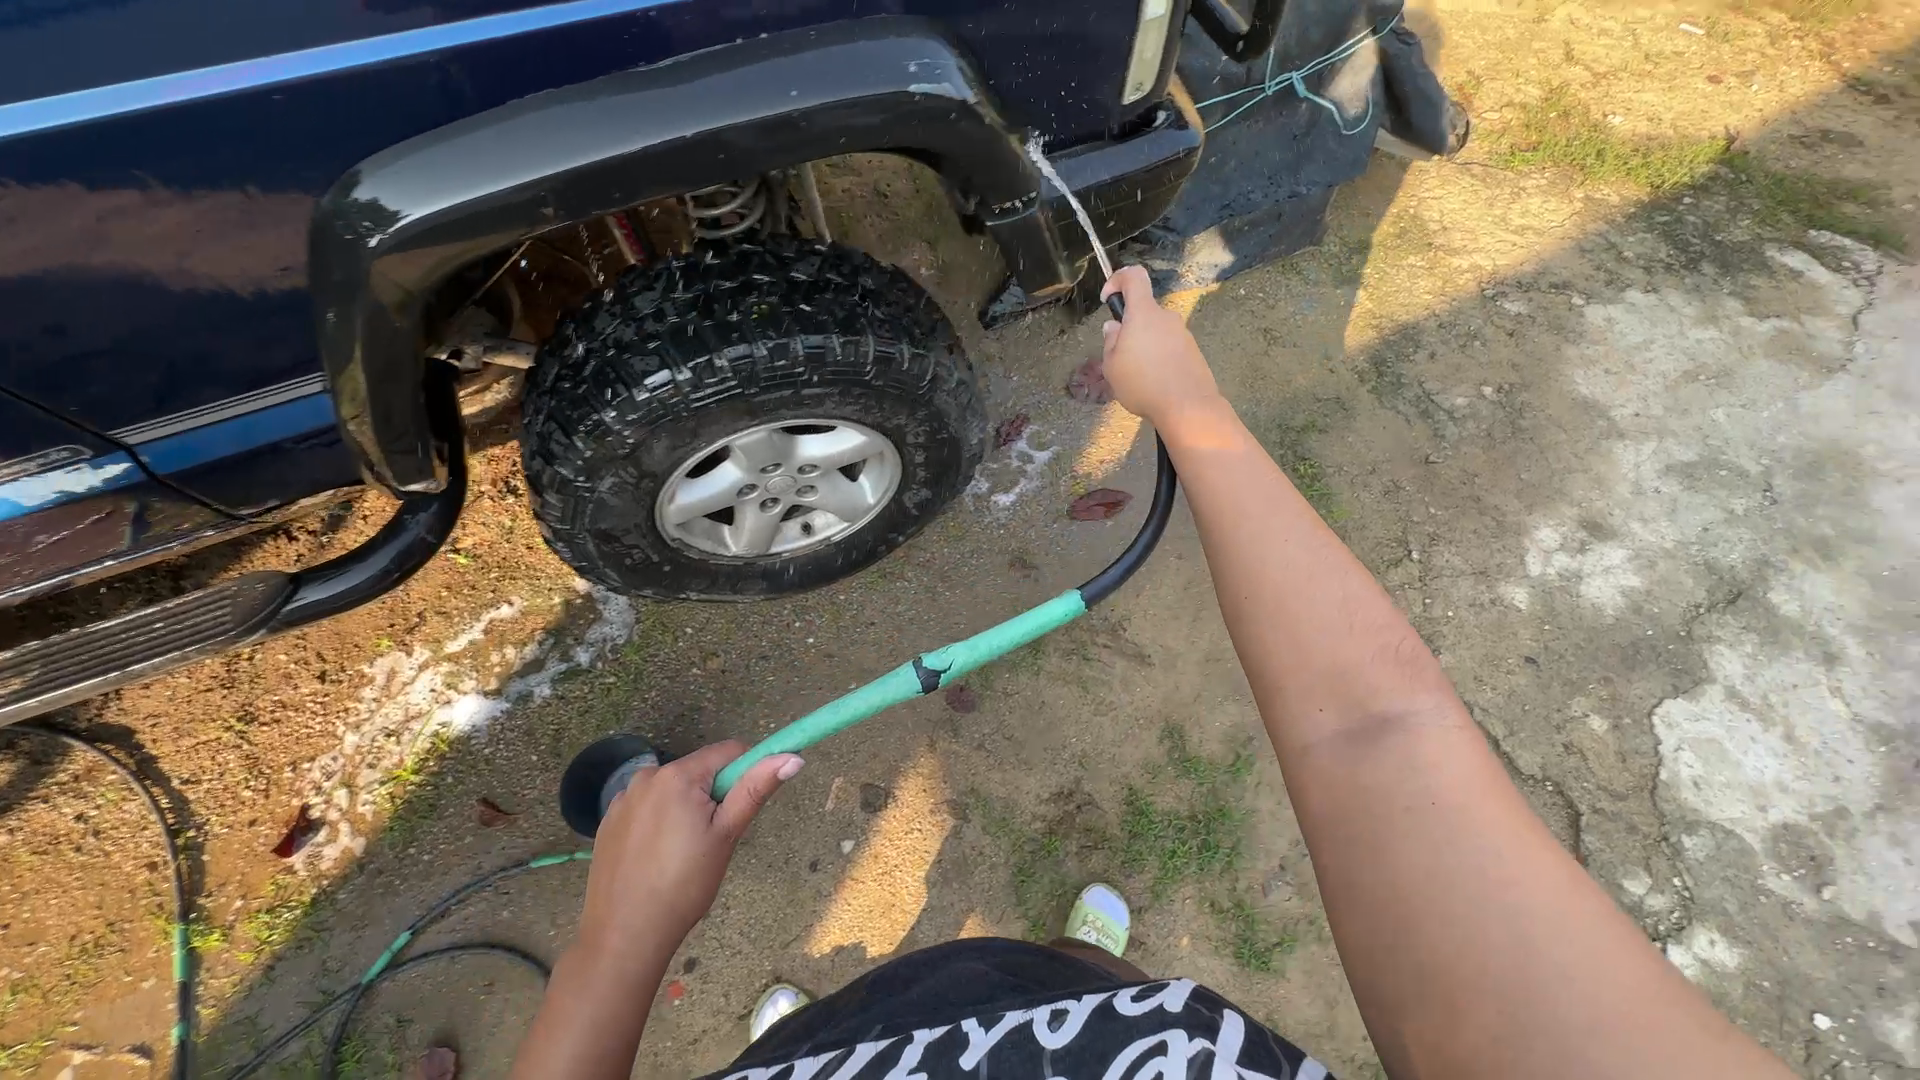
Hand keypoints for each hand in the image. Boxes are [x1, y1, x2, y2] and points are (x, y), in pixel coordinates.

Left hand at [574, 741, 801, 977]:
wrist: (624, 935)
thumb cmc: (684, 884)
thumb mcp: (727, 834)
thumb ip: (756, 788)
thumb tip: (792, 757)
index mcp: (677, 775)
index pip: (729, 751)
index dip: (746, 773)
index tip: (741, 810)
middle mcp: (646, 776)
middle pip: (699, 771)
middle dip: (713, 796)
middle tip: (712, 840)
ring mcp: (623, 799)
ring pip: (673, 790)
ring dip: (686, 807)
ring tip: (683, 853)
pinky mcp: (608, 821)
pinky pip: (648, 807)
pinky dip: (659, 821)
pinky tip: (657, 857)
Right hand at [1099, 266, 1221, 427]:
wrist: (1187, 406)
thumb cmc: (1143, 384)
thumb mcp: (1112, 366)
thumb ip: (1111, 341)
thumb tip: (1115, 327)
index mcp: (1144, 313)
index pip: (1134, 276)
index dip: (1117, 279)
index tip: (1107, 299)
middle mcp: (1166, 317)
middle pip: (1143, 312)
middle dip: (1129, 329)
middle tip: (1120, 358)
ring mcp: (1182, 333)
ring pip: (1156, 332)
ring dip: (1144, 346)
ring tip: (1137, 376)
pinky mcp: (1192, 351)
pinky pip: (1169, 347)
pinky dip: (1158, 358)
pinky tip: (1154, 383)